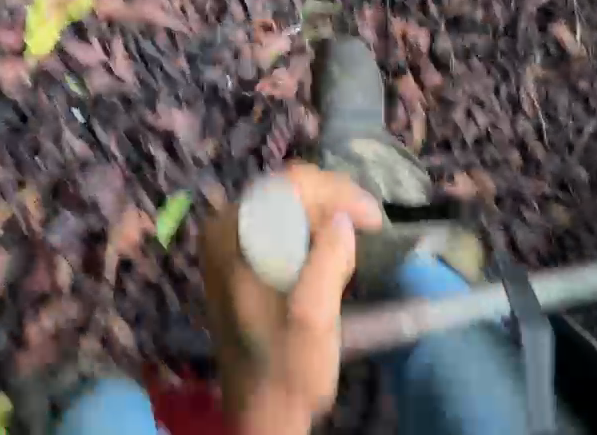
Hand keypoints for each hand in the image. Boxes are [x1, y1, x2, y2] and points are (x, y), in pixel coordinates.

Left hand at [200, 164, 384, 434]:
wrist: (259, 412)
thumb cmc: (286, 367)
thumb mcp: (313, 315)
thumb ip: (327, 260)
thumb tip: (342, 217)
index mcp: (231, 232)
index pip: (286, 185)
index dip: (335, 191)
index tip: (373, 217)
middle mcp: (222, 226)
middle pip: (284, 189)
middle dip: (331, 200)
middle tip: (369, 224)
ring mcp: (228, 241)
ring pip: (283, 204)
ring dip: (322, 213)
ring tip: (356, 233)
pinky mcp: (238, 257)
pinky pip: (277, 223)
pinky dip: (308, 230)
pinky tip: (330, 250)